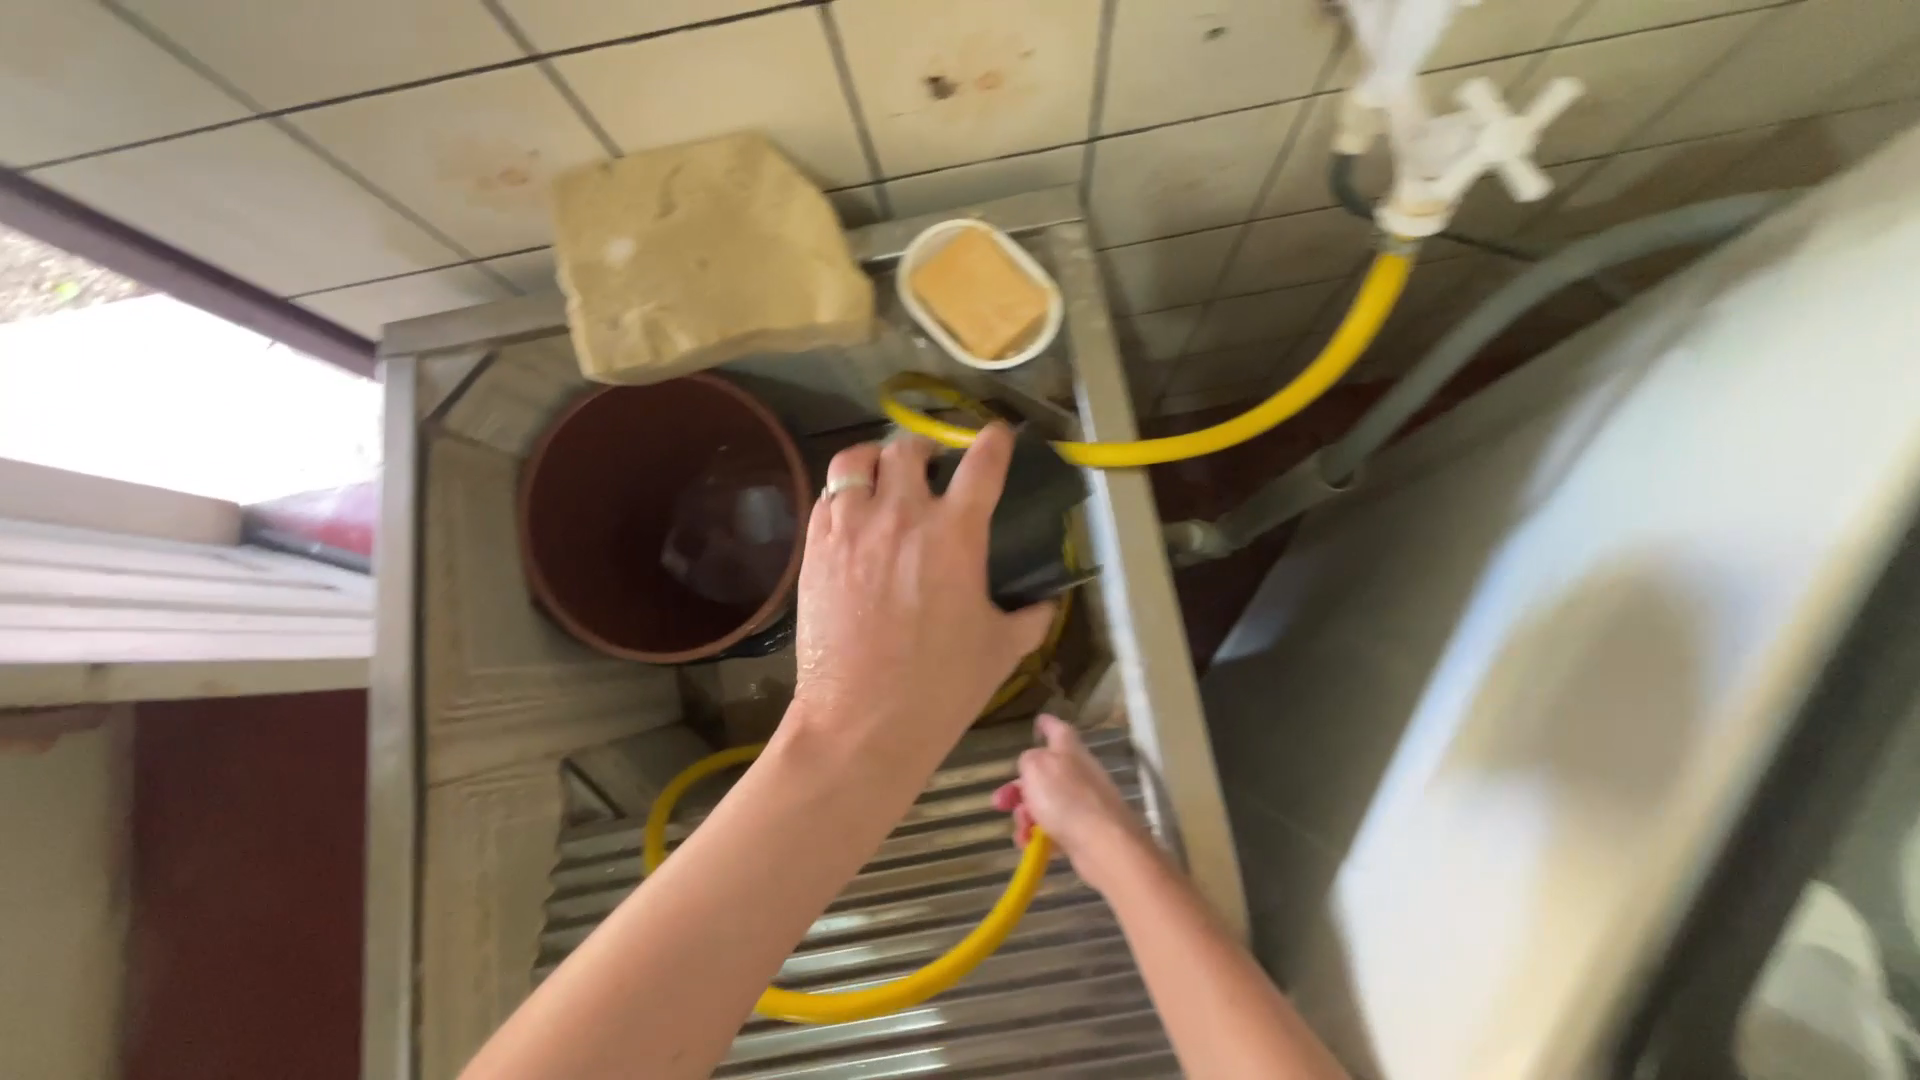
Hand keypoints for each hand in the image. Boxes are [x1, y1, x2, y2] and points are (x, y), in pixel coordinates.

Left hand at [792, 423, 1055, 747]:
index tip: (999, 435)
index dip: (995, 441)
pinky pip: (826, 498)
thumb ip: (1030, 617)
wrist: (862, 722)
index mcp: (955, 534)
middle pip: (909, 450)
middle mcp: (901, 516)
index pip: (982, 465)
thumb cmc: (941, 688)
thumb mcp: (1001, 651)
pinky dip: (843, 494)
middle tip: (932, 466)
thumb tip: (1046, 602)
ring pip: (855, 461)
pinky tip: (852, 513)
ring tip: (881, 475)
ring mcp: (851, 529)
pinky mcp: (816, 549)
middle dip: (926, 449)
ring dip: (874, 460)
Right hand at [993, 714, 1151, 891]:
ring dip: (1026, 815)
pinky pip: (1054, 828)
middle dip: (1019, 789)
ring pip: (1045, 803)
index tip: (1037, 721)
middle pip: (1044, 773)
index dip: (1045, 723)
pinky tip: (1029, 845)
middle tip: (1000, 802)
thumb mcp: (1035, 767)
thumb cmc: (1065, 798)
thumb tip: (1031, 764)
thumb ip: (1027, 760)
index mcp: (1069, 748)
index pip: (1057, 728)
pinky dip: (1039, 835)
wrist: (1103, 844)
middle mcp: (1078, 771)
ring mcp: (1083, 802)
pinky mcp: (1084, 830)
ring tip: (1021, 830)